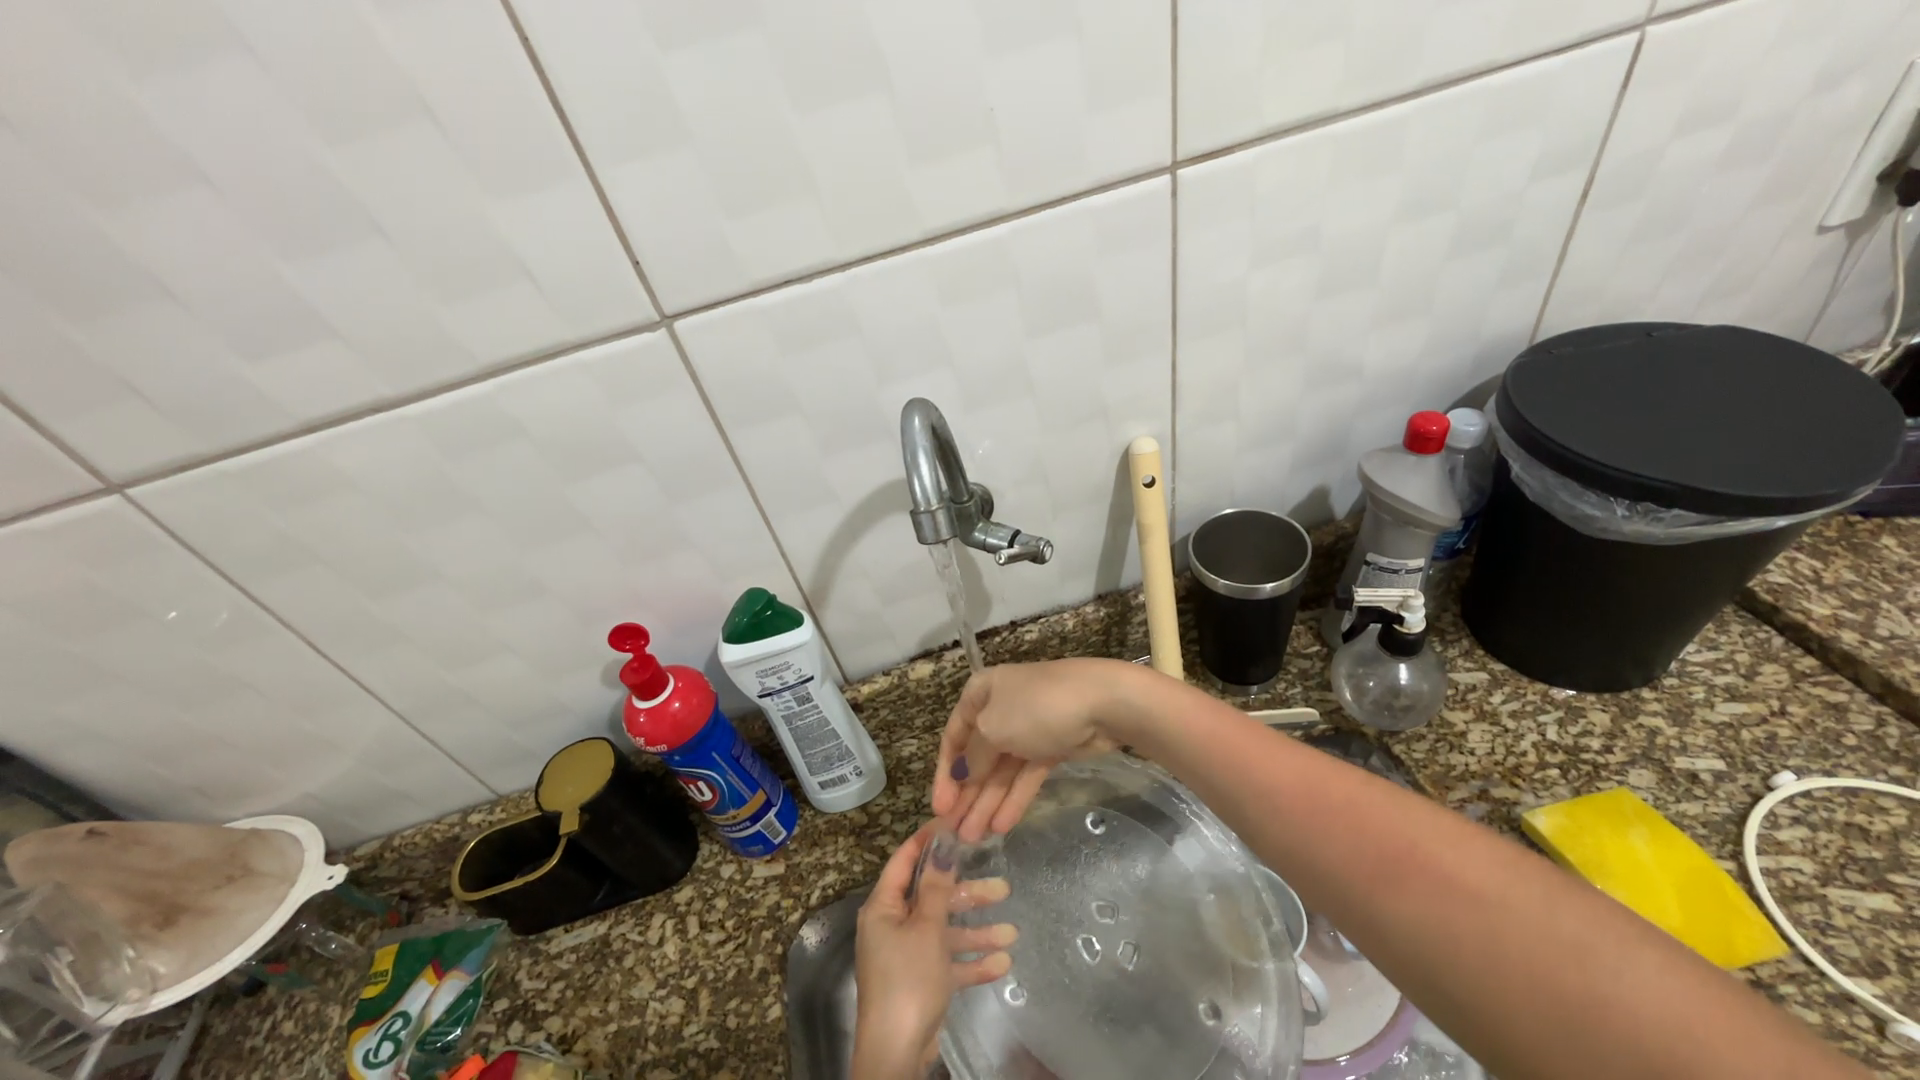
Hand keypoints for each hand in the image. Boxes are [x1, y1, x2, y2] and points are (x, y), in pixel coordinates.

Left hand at [853, 824, 1014, 1079]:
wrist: (897, 1051)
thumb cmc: (908, 980)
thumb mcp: (926, 929)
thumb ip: (936, 887)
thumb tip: (941, 846)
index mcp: (884, 908)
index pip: (904, 861)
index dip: (927, 841)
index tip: (954, 823)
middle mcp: (893, 926)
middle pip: (932, 898)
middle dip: (967, 894)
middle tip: (1003, 886)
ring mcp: (907, 955)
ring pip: (945, 932)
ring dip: (977, 932)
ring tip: (1012, 930)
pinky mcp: (921, 981)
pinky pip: (949, 963)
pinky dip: (972, 962)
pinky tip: (1003, 963)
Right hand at [932, 658, 1143, 842]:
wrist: (1103, 703)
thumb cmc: (1036, 708)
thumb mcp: (993, 729)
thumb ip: (974, 758)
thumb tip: (961, 774)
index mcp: (981, 693)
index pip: (953, 737)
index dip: (944, 774)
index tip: (939, 809)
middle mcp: (1000, 709)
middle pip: (978, 758)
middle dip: (966, 796)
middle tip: (955, 833)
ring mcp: (1028, 729)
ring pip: (1002, 772)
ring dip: (987, 803)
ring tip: (974, 839)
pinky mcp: (1052, 747)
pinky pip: (1025, 776)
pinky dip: (1014, 799)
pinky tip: (1001, 826)